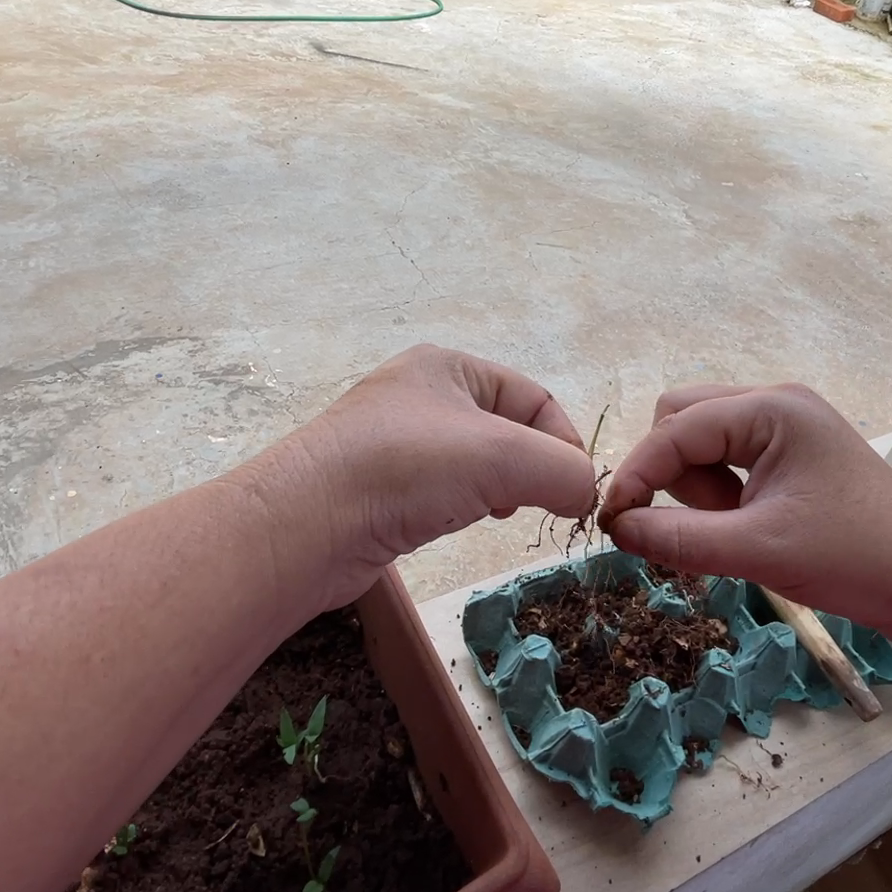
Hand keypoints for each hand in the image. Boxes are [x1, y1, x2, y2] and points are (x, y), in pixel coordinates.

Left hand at [234, 345, 596, 610]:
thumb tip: (585, 494)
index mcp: (449, 367)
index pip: (534, 397)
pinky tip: (467, 521)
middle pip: (508, 429)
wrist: (307, 525)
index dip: (564, 441)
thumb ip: (562, 470)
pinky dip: (469, 503)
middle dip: (533, 466)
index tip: (576, 490)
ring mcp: (399, 441)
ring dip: (503, 487)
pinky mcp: (383, 486)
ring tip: (502, 511)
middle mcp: (422, 395)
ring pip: (479, 461)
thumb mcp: (502, 456)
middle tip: (542, 502)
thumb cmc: (406, 469)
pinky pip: (447, 487)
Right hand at [597, 383, 891, 632]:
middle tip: (692, 524)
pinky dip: (717, 491)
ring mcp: (782, 425)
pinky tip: (744, 524)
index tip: (612, 522)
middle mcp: (773, 402)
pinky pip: (724, 458)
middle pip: (681, 418)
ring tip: (735, 529)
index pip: (676, 428)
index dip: (638, 473)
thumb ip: (677, 538)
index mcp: (771, 409)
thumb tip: (615, 529)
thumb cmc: (852, 561)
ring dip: (696, 486)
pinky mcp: (786, 451)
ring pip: (699, 439)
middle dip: (670, 472)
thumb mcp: (756, 550)